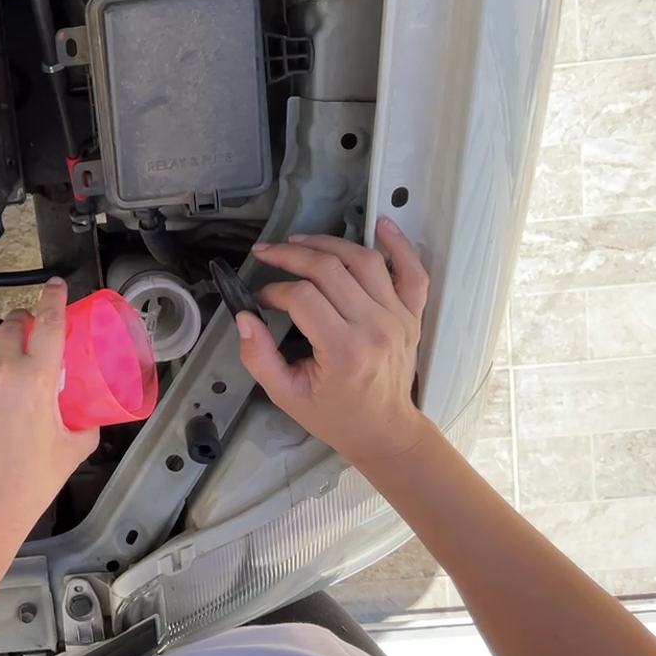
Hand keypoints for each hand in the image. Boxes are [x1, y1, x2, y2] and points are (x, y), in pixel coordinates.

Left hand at [0, 279, 99, 544]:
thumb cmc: (28, 485)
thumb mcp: (72, 450)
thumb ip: (84, 423)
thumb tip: (88, 412)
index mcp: (36, 379)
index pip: (48, 321)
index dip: (53, 297)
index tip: (54, 286)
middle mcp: (1, 370)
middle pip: (11, 323)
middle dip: (23, 319)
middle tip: (29, 329)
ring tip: (4, 354)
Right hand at [237, 217, 432, 465]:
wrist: (385, 431)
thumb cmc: (333, 415)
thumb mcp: (285, 394)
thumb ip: (258, 357)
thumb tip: (243, 317)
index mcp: (343, 350)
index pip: (302, 297)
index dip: (273, 291)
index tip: (260, 300)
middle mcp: (375, 327)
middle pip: (329, 269)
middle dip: (290, 254)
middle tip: (266, 253)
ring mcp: (398, 317)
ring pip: (363, 260)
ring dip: (327, 242)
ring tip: (299, 242)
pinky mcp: (411, 314)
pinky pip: (413, 272)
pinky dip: (400, 245)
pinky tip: (382, 224)